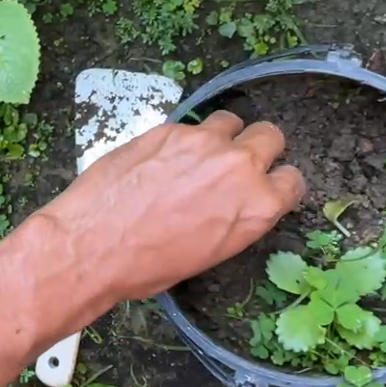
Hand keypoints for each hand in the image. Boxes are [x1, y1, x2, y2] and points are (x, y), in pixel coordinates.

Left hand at [31, 112, 304, 312]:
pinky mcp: (166, 129)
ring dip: (218, 135)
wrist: (93, 244)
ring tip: (193, 156)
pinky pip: (185, 126)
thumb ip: (233, 218)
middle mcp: (238, 167)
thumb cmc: (148, 265)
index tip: (260, 186)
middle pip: (269, 136)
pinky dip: (177, 139)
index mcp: (258, 206)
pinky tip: (155, 160)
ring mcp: (202, 142)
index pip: (292, 180)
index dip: (275, 183)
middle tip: (231, 163)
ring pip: (228, 121)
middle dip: (256, 147)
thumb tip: (227, 203)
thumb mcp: (209, 253)